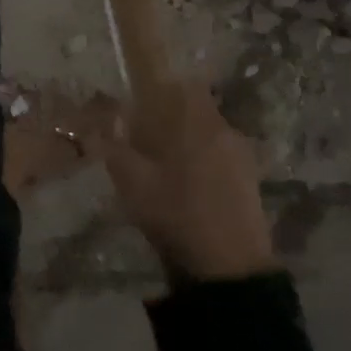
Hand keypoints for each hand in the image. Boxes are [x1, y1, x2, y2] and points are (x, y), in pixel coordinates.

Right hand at [96, 83, 277, 282]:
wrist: (228, 266)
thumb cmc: (176, 214)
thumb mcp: (132, 183)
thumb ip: (113, 147)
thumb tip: (100, 121)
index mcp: (197, 123)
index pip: (184, 84)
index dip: (161, 87)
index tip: (139, 102)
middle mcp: (224, 130)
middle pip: (197, 108)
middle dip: (170, 117)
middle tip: (143, 139)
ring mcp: (241, 156)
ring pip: (209, 133)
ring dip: (186, 140)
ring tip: (162, 167)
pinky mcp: (250, 180)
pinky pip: (221, 154)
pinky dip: (201, 161)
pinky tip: (185, 187)